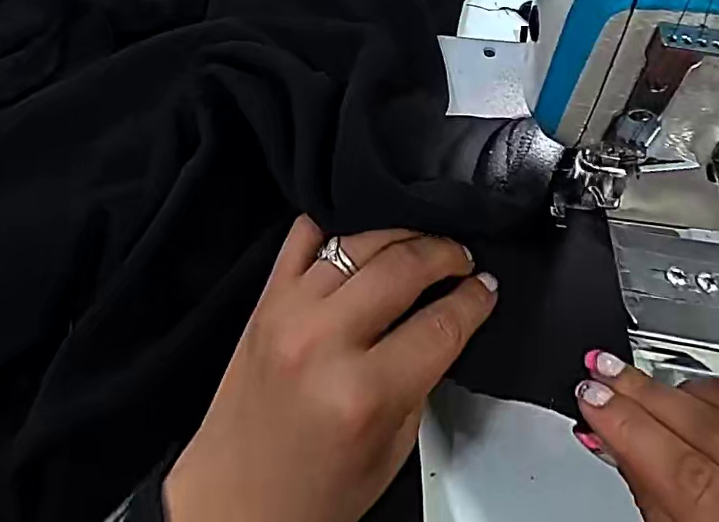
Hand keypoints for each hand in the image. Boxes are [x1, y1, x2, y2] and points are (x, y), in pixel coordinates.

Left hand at [165, 215, 497, 521]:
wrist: (232, 505)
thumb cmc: (314, 493)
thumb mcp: (393, 447)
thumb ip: (425, 375)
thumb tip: (451, 315)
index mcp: (364, 395)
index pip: (442, 323)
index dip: (475, 299)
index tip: (486, 287)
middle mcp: (325, 343)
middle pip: (407, 267)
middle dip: (448, 255)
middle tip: (461, 261)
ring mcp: (290, 312)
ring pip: (363, 240)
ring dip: (405, 236)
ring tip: (424, 246)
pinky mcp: (266, 299)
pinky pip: (306, 234)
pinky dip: (340, 224)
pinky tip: (364, 232)